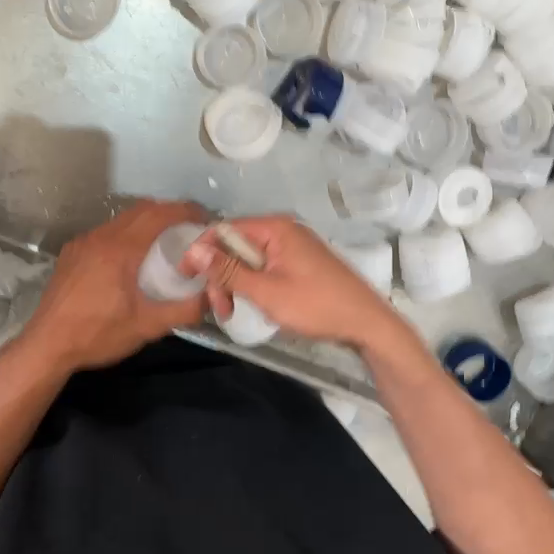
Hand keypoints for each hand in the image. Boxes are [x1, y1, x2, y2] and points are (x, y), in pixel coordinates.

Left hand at [19, 200, 208, 371]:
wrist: (47, 345)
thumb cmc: (98, 334)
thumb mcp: (147, 326)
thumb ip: (184, 311)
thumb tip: (213, 299)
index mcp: (121, 248)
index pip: (160, 214)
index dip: (186, 211)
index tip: (205, 218)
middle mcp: (101, 237)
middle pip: (141, 210)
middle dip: (168, 213)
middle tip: (190, 229)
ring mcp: (82, 243)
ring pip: (121, 221)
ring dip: (145, 223)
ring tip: (164, 242)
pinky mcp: (71, 254)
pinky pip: (105, 233)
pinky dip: (126, 235)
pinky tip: (131, 259)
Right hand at [181, 215, 412, 353]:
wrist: (366, 324)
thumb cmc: (316, 306)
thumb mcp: (266, 291)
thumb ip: (228, 270)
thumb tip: (194, 249)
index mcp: (275, 229)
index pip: (224, 229)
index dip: (201, 252)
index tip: (186, 279)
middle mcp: (283, 230)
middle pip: (235, 245)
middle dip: (220, 276)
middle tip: (220, 309)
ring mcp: (294, 247)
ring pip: (249, 259)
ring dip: (235, 284)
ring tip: (233, 313)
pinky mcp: (300, 263)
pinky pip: (265, 267)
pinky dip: (253, 285)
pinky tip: (254, 305)